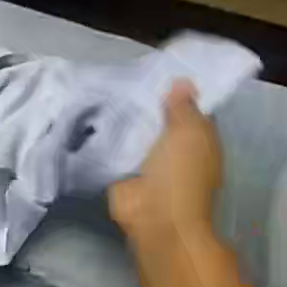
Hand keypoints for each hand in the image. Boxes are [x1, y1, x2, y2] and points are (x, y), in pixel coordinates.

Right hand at [108, 81, 223, 244]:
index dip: (173, 90)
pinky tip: (88, 119)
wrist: (154, 217)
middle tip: (118, 76)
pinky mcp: (121, 172)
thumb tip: (181, 80)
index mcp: (198, 137)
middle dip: (142, 102)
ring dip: (120, 119)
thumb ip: (182, 108)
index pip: (187, 107)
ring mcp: (146, 161)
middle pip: (158, 119)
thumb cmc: (181, 174)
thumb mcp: (189, 133)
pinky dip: (103, 138)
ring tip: (99, 91)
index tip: (153, 69)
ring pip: (134, 133)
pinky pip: (112, 149)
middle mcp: (173, 147)